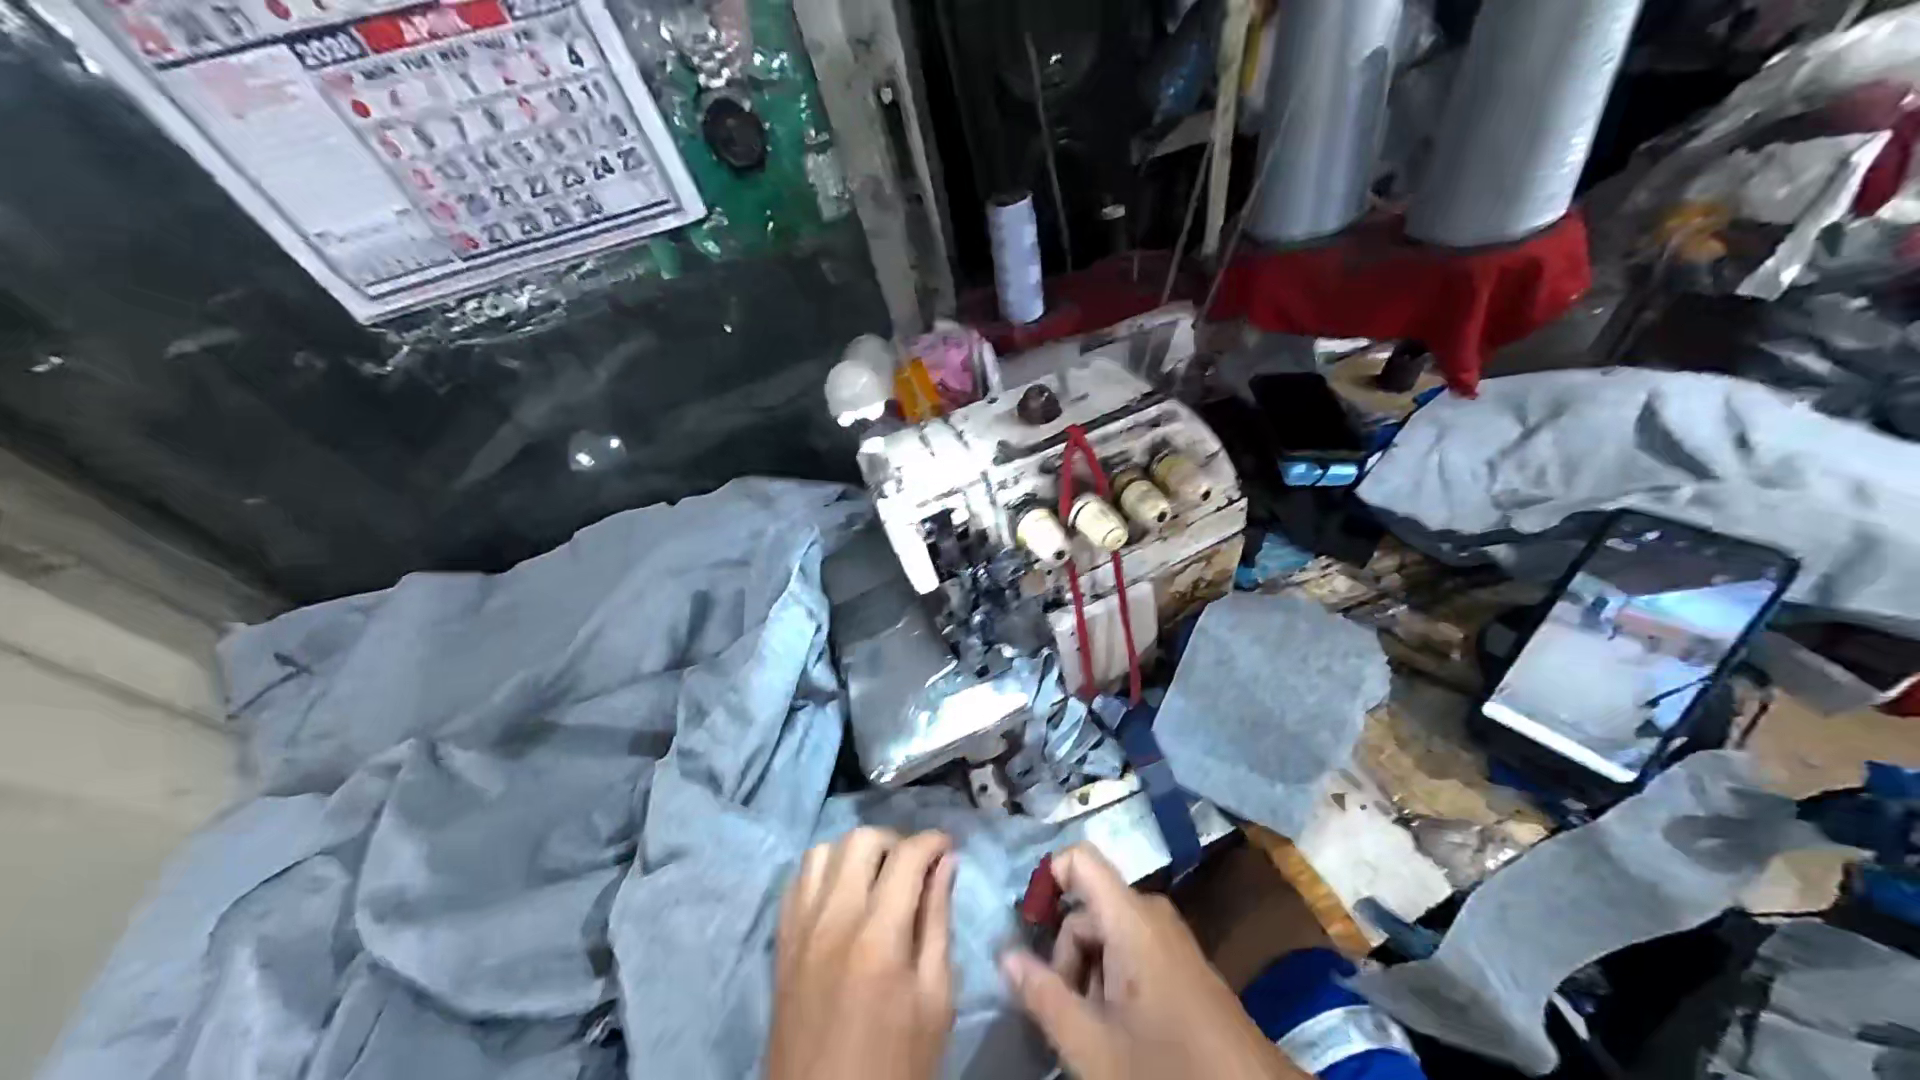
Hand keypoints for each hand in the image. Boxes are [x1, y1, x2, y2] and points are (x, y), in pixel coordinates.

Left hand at [768, 828, 957, 1079]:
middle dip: (896, 841)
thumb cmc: (895, 1065)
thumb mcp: (935, 1001)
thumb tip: (946, 864)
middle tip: (916, 867)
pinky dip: (825, 872)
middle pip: (861, 840)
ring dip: (857, 853)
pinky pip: (798, 881)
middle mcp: (833, 918)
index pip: (907, 856)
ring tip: (878, 877)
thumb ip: (938, 922)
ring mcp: (800, 928)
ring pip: (824, 851)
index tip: (948, 846)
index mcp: (878, 935)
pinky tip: (843, 894)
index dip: (933, 841)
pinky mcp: (781, 942)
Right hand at [1000, 845, 1303, 1079]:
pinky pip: (1130, 950)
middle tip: (1068, 1014)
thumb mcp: (1093, 1046)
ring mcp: (1170, 938)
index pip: (1079, 859)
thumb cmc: (1169, 1069)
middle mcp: (1151, 914)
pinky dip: (1113, 981)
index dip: (1047, 882)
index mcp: (1130, 918)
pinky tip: (1120, 1031)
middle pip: (1087, 910)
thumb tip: (1004, 954)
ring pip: (1106, 935)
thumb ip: (1043, 996)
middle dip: (1066, 957)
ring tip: (1096, 1032)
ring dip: (1089, 976)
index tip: (1028, 933)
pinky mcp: (1181, 962)